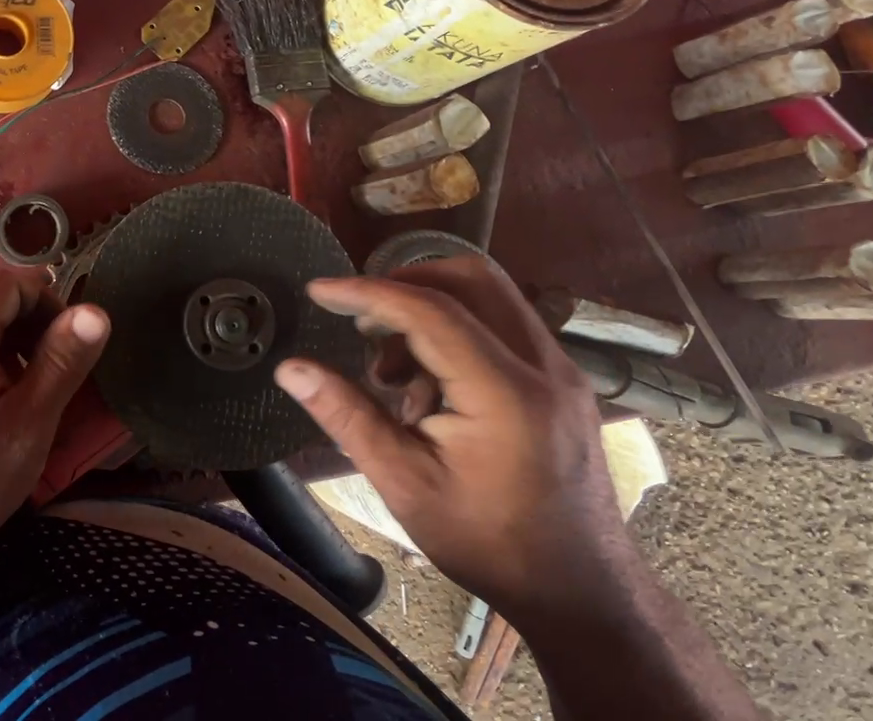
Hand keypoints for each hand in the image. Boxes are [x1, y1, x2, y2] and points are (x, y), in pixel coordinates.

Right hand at [274, 257, 637, 621]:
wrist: (583, 593)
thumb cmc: (487, 543)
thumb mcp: (403, 482)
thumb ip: (346, 415)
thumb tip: (290, 368)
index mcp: (505, 393)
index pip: (430, 311)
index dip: (366, 292)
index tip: (318, 292)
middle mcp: (544, 368)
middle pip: (473, 279)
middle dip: (405, 282)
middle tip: (360, 318)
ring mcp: (562, 373)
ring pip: (491, 298)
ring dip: (429, 311)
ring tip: (389, 373)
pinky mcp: (562, 386)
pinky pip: (503, 328)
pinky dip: (455, 333)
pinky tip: (426, 389)